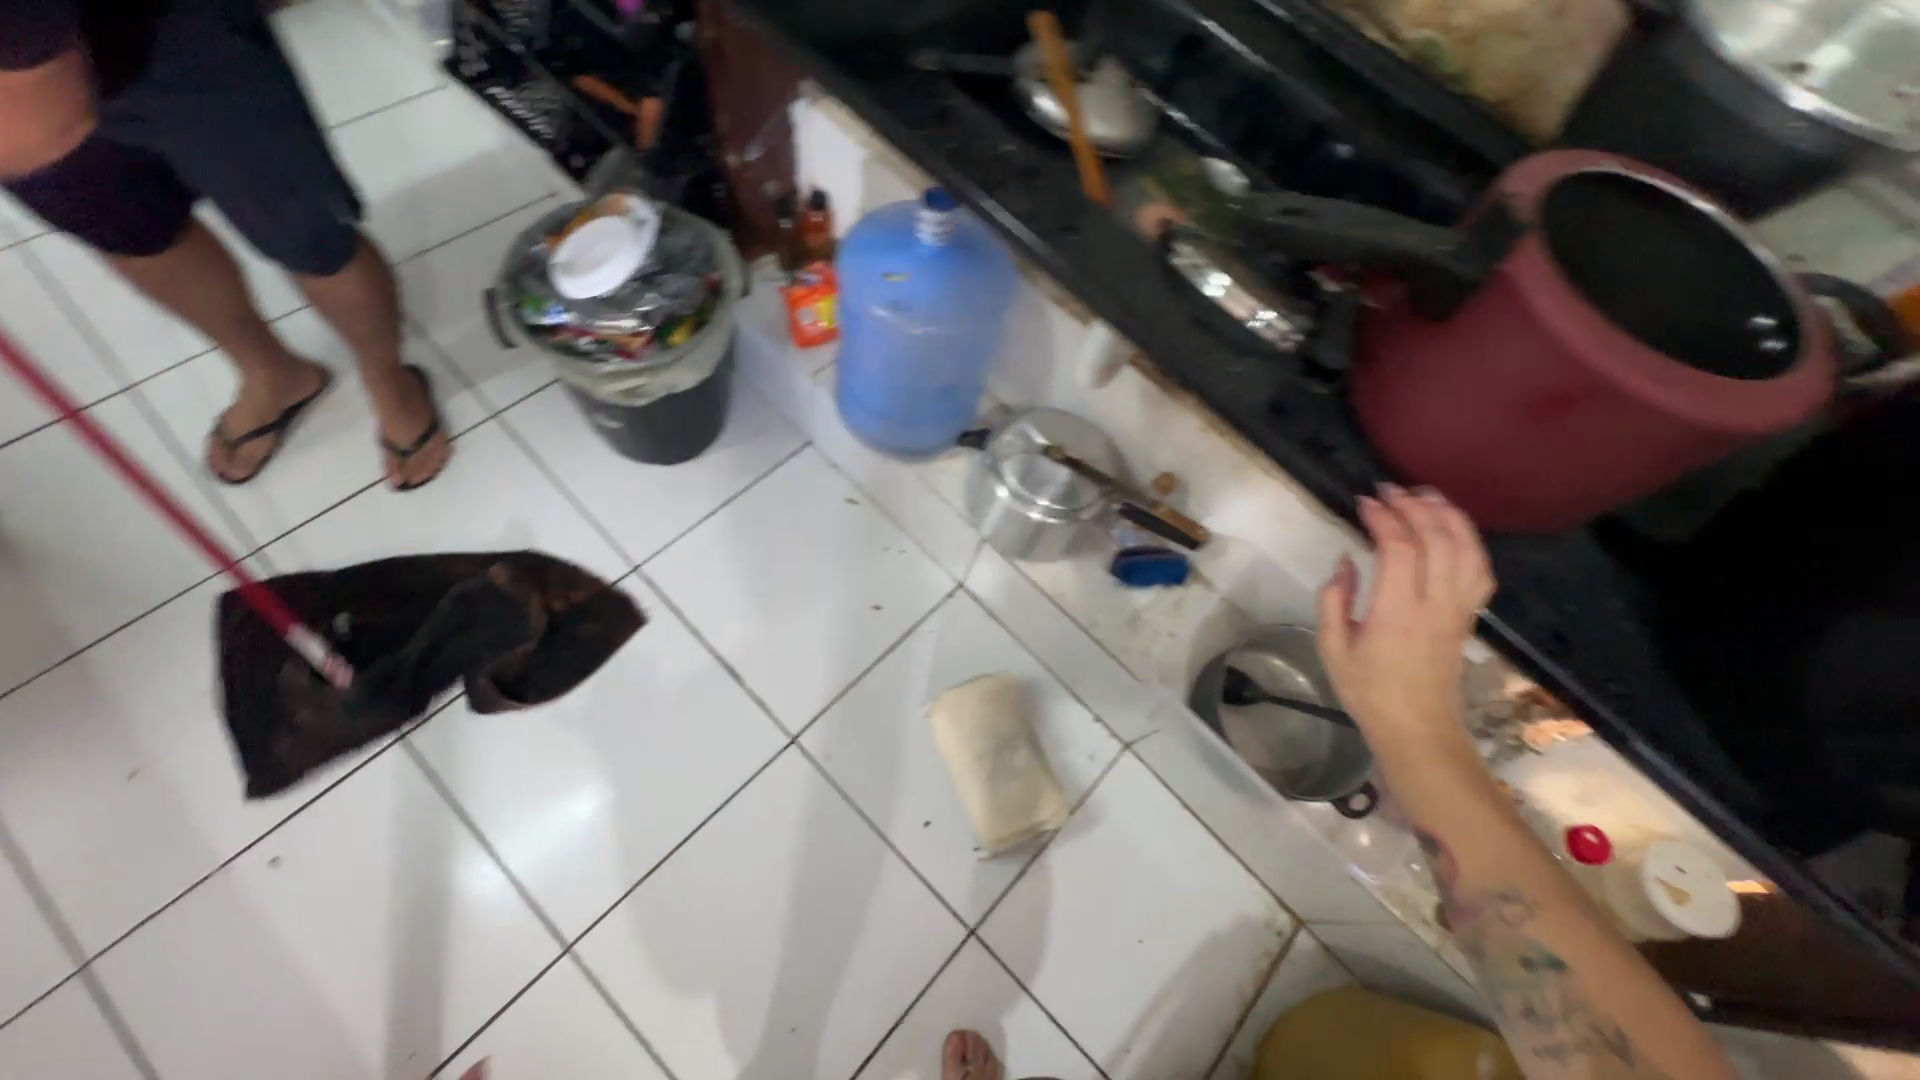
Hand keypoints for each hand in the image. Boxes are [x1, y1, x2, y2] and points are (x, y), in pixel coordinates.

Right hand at [1316, 484, 1493, 739]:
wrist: (1417, 728)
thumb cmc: (1367, 691)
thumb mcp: (1332, 648)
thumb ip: (1333, 600)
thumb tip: (1345, 562)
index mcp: (1397, 612)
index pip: (1398, 548)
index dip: (1383, 518)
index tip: (1364, 502)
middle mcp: (1434, 604)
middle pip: (1436, 540)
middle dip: (1414, 507)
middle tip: (1390, 490)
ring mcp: (1458, 609)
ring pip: (1465, 549)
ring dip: (1448, 517)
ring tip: (1426, 496)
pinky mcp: (1468, 616)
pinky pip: (1480, 570)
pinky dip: (1470, 542)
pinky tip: (1453, 531)